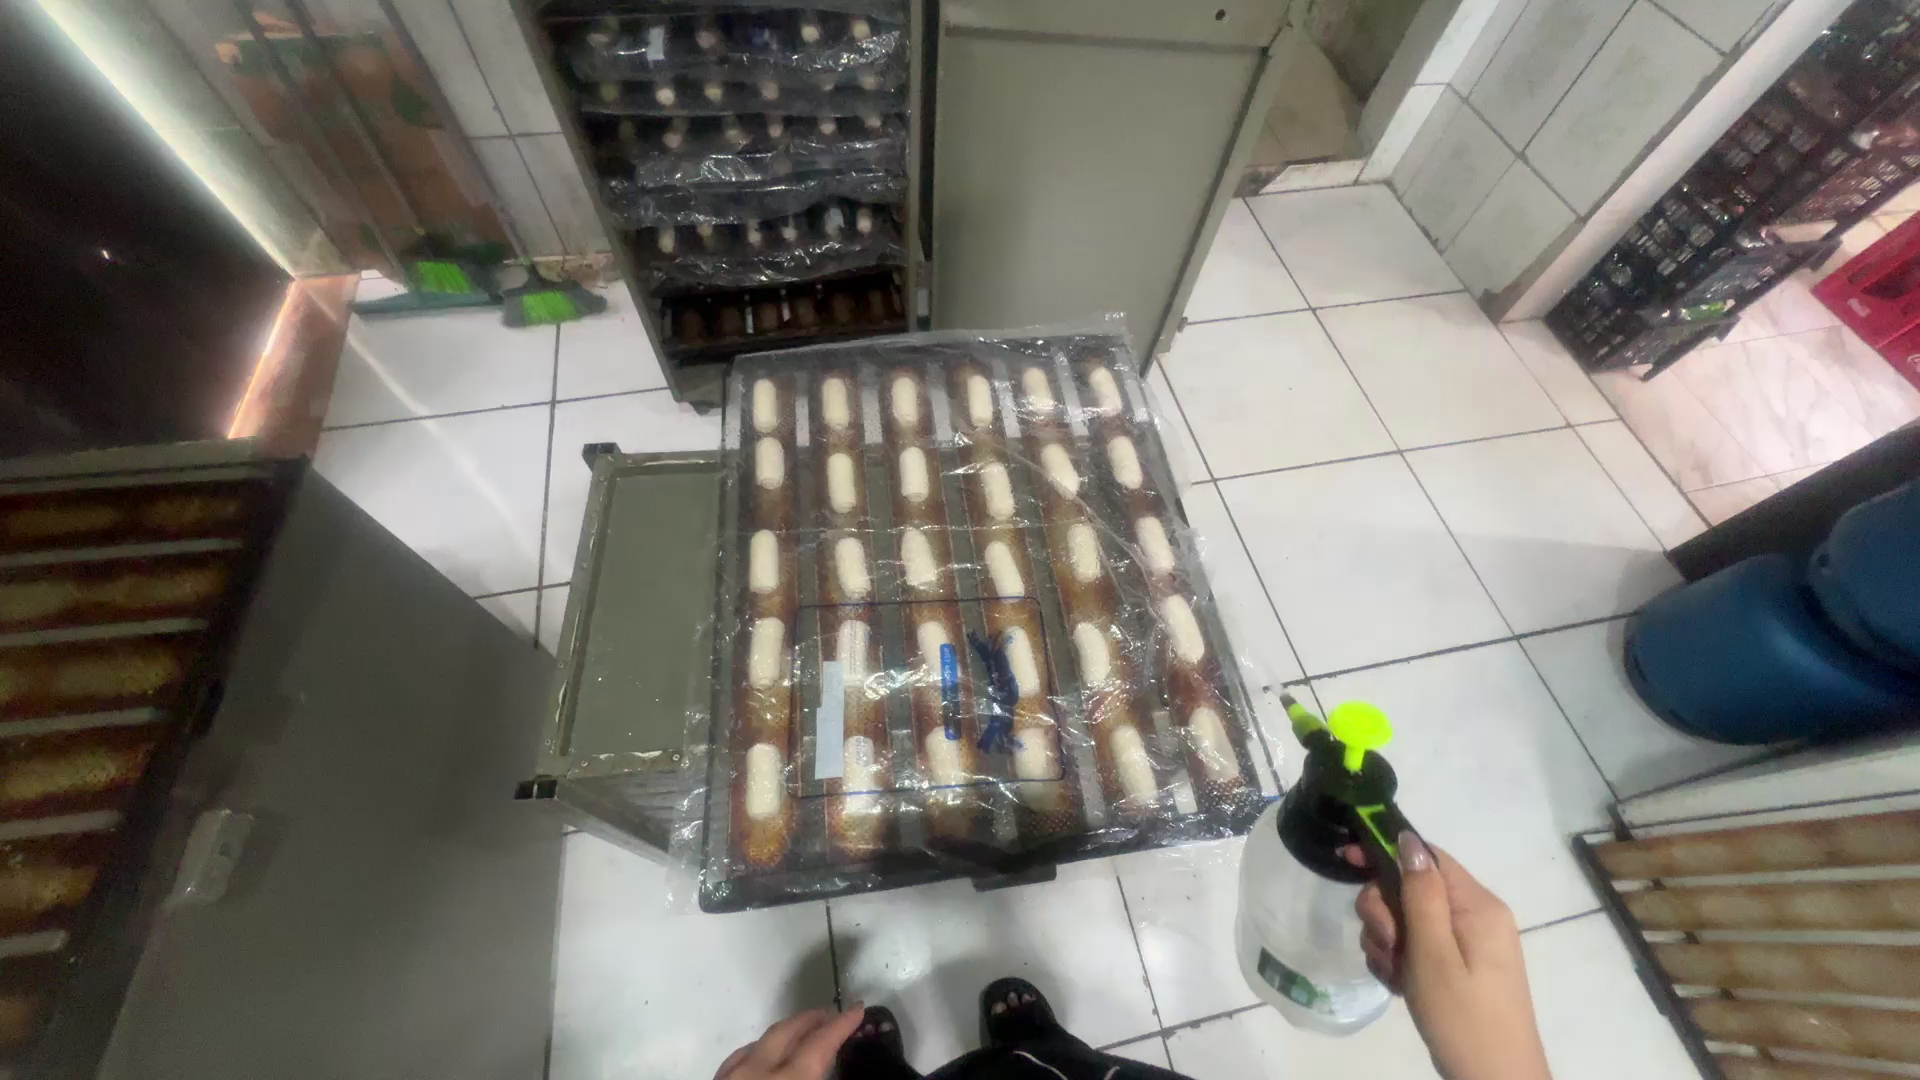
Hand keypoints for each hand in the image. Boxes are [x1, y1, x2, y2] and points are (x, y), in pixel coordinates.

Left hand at [715, 1006, 864, 1079]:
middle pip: (788, 1031)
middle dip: (812, 1019)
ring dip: (786, 1033)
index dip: (842, 1024)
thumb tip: (833, 1063)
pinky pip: (739, 1058)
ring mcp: (729, 1076)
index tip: (858, 1008)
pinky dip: (759, 1050)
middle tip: (832, 1017)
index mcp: (788, 1078)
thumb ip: (823, 1076)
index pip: (820, 1043)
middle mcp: (755, 1070)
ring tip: (803, 1034)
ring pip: (760, 1040)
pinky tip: (764, 1057)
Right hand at [1355, 834, 1550, 1079]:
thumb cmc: (1464, 1016)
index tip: (1345, 861)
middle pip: (1407, 887)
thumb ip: (1421, 893)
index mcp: (1477, 906)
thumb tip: (1407, 839)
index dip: (1383, 851)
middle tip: (1387, 946)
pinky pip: (1412, 943)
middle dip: (1383, 913)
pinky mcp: (1454, 965)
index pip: (1425, 855)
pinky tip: (1398, 982)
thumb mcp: (1434, 953)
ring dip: (1386, 940)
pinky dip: (1396, 959)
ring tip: (1394, 973)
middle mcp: (1474, 917)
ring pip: (1403, 916)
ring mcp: (1464, 943)